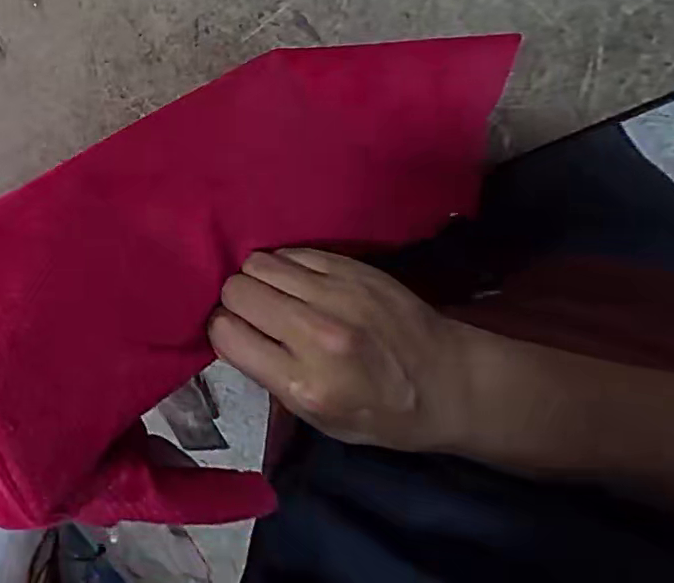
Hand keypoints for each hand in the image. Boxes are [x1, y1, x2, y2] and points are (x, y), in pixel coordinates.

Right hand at [208, 248, 493, 453]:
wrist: (449, 382)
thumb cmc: (382, 414)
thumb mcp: (320, 421)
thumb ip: (270, 375)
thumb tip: (230, 329)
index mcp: (305, 386)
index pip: (226, 333)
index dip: (223, 330)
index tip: (234, 332)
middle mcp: (317, 336)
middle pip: (237, 290)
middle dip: (235, 301)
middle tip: (254, 312)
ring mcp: (336, 296)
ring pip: (258, 262)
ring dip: (257, 277)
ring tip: (275, 292)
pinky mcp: (351, 268)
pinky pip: (291, 251)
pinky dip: (285, 265)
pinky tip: (298, 281)